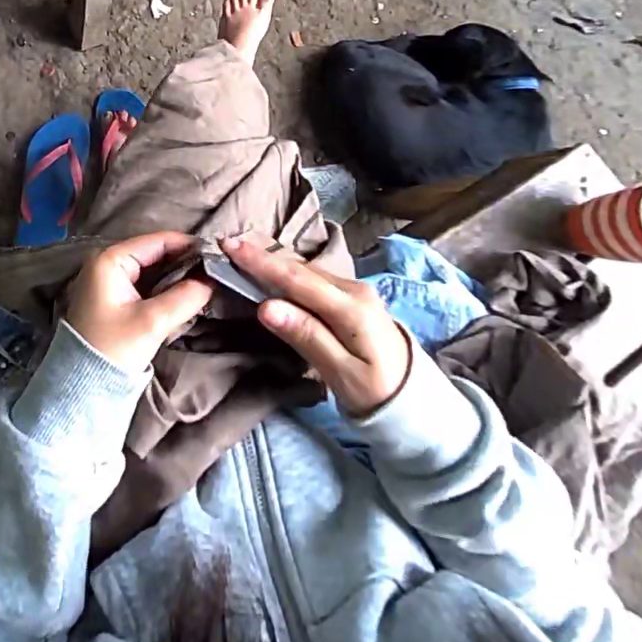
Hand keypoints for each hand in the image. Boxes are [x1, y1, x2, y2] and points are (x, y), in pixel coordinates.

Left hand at [65, 232, 214, 371]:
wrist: (84, 386)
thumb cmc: (113, 348)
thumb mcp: (152, 322)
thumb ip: (185, 297)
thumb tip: (211, 281)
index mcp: (110, 260)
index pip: (157, 241)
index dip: (188, 245)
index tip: (216, 254)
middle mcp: (107, 263)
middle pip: (155, 253)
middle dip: (185, 262)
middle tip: (214, 270)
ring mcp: (109, 280)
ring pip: (153, 269)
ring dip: (177, 276)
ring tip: (207, 281)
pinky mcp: (114, 297)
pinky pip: (147, 283)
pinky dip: (166, 287)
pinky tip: (187, 294)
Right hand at [220, 234, 410, 415]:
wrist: (414, 399)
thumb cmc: (376, 392)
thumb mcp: (341, 373)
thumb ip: (306, 336)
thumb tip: (266, 307)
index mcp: (351, 307)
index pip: (297, 279)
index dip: (261, 263)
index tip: (230, 246)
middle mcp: (353, 289)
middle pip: (300, 269)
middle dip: (263, 255)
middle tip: (227, 243)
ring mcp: (354, 290)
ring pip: (306, 270)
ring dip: (273, 261)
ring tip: (242, 249)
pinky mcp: (351, 296)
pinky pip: (313, 278)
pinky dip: (288, 272)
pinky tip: (271, 268)